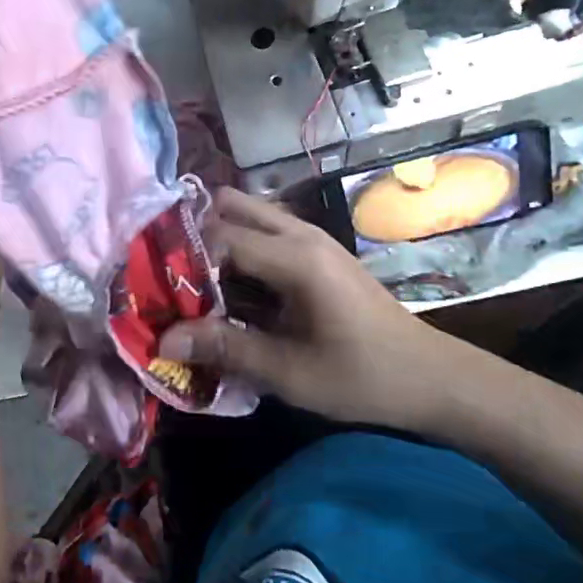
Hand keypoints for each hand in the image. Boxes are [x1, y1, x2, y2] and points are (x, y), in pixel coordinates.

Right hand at [157, 188, 466, 427]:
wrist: (428, 376)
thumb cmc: (361, 376)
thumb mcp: (288, 372)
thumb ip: (226, 349)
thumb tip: (163, 340)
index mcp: (296, 256)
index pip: (221, 235)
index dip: (182, 258)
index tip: (154, 287)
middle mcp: (302, 233)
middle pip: (233, 207)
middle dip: (197, 234)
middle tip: (172, 277)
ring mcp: (313, 238)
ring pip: (251, 216)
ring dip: (220, 241)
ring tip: (194, 284)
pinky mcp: (319, 252)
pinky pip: (268, 233)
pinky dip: (242, 250)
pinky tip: (232, 290)